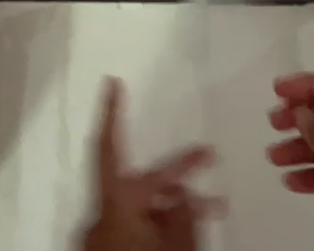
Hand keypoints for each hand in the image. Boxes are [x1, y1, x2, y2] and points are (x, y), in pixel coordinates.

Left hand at [81, 77, 218, 250]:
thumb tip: (184, 193)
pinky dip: (158, 222)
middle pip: (140, 181)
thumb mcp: (175, 242)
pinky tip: (184, 228)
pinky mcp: (104, 247)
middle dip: (175, 172)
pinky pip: (134, 225)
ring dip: (173, 204)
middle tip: (209, 157)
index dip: (110, 111)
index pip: (109, 144)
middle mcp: (100, 213)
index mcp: (114, 200)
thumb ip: (183, 213)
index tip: (111, 79)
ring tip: (214, 207)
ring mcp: (99, 234)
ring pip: (141, 207)